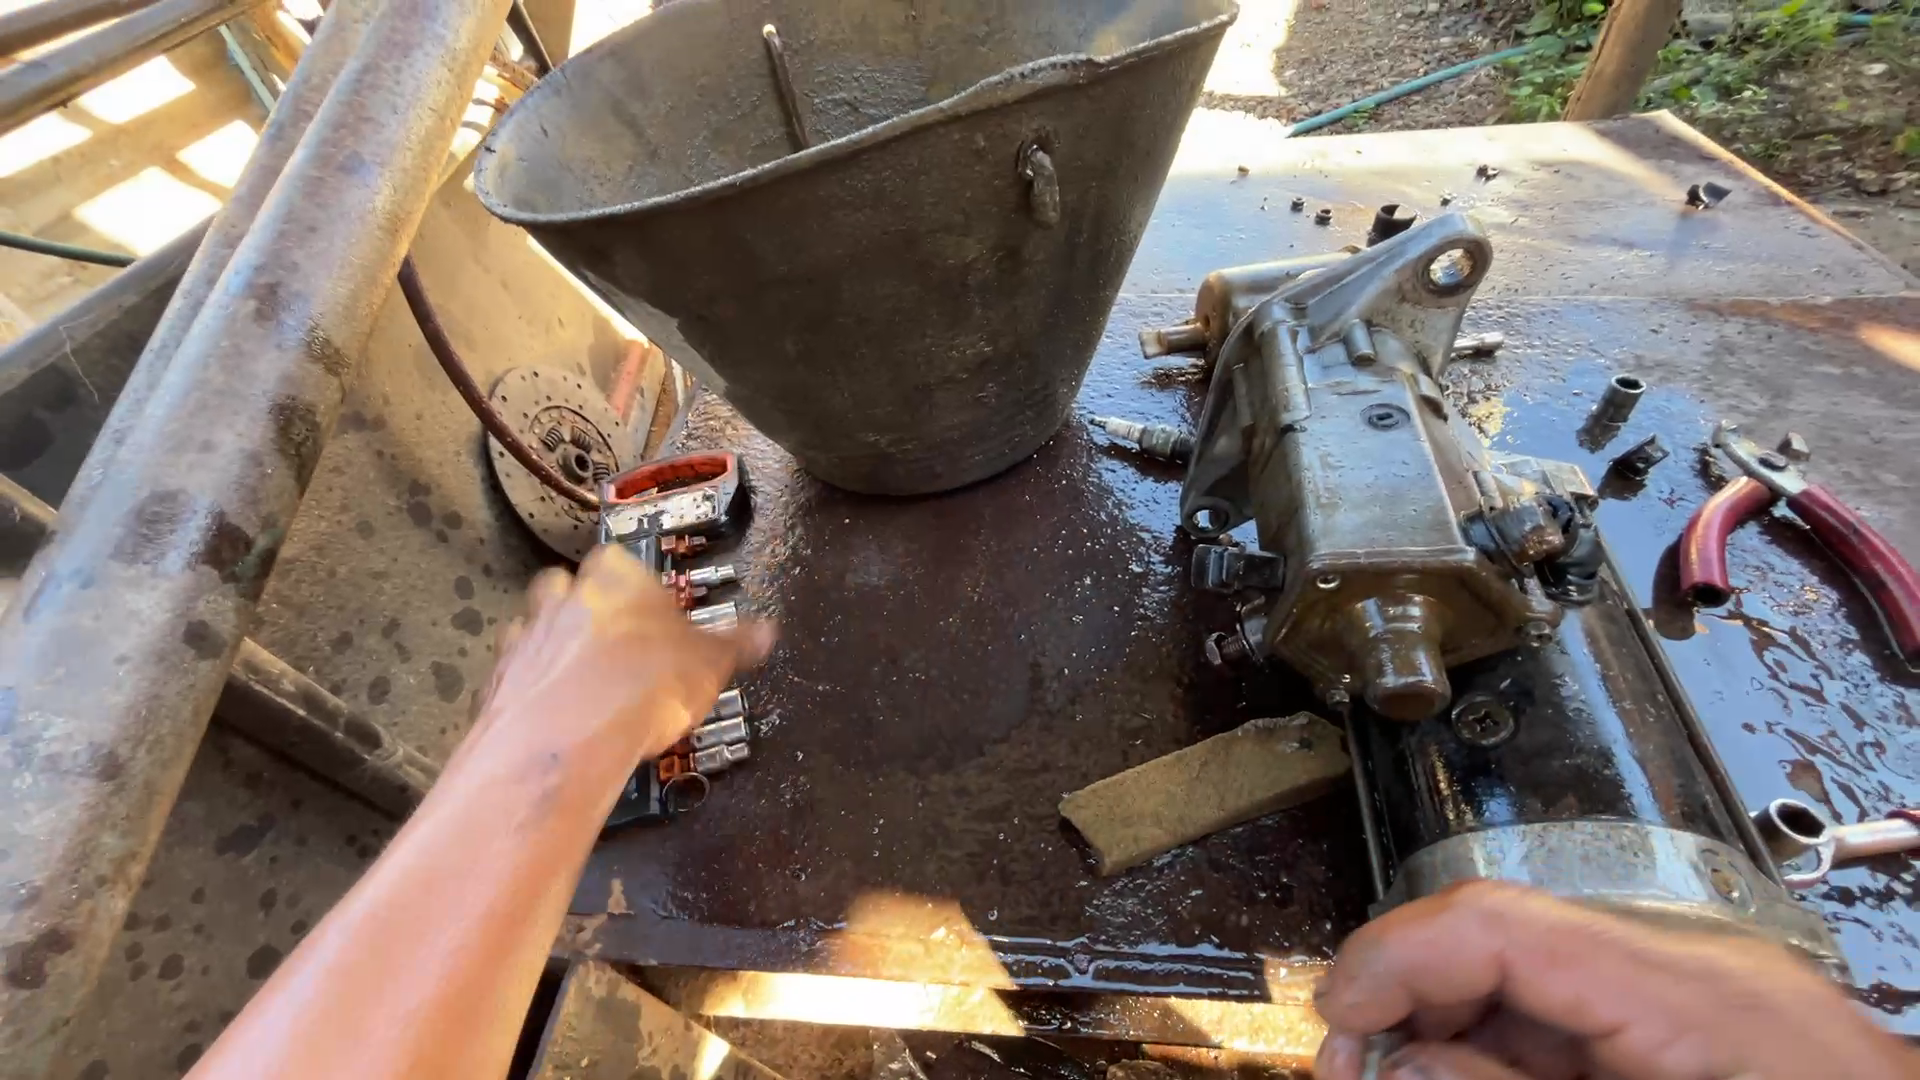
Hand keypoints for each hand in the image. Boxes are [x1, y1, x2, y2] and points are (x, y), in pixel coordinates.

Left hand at [451, 544, 774, 787]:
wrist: (571, 739)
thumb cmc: (642, 685)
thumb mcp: (713, 662)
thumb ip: (739, 642)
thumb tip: (765, 632)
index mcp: (619, 576)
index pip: (624, 560)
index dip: (639, 585)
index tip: (654, 608)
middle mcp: (567, 596)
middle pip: (572, 585)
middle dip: (589, 606)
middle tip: (617, 638)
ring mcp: (529, 635)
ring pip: (540, 626)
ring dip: (558, 645)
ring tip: (588, 679)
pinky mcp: (502, 681)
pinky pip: (519, 673)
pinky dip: (536, 687)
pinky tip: (561, 711)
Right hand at [1313, 882, 1915, 1079]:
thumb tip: (1390, 1067)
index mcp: (1695, 993)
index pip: (1494, 922)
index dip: (1390, 955)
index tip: (1333, 1020)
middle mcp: (1685, 965)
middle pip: (1492, 935)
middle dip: (1404, 994)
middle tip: (1350, 1068)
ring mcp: (1688, 991)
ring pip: (1512, 972)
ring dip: (1440, 1023)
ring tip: (1394, 1076)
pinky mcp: (1685, 1023)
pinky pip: (1557, 1014)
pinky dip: (1493, 1047)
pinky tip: (1461, 1074)